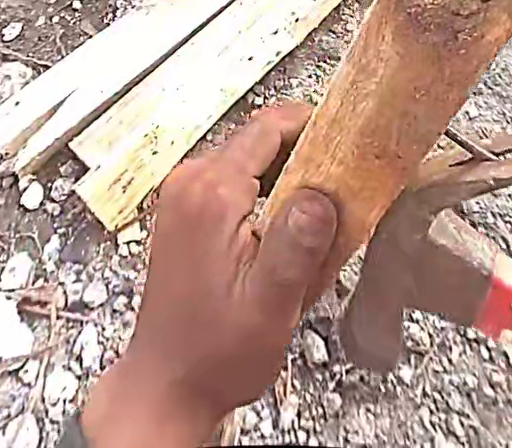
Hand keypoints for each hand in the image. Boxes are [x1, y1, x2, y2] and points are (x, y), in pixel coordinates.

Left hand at [82, 103, 338, 447]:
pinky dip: (265, 189)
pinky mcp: (186, 205)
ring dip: (285, 173)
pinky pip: (235, 176)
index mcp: (211, 193)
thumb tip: (321, 195)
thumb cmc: (214, 354)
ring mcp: (184, 191)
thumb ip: (296, 246)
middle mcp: (191, 180)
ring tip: (310, 213)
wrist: (166, 387)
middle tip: (335, 186)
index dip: (311, 124)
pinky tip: (280, 226)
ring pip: (250, 156)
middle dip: (302, 153)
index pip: (269, 126)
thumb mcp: (269, 306)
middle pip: (261, 138)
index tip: (344, 138)